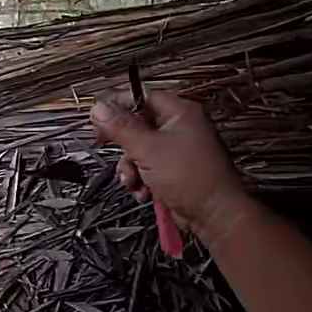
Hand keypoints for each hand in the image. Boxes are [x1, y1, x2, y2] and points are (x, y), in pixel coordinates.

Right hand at [89, 89, 250, 240]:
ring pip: (140, 150)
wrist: (213, 213)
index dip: (118, 106)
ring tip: (132, 181)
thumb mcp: (148, 149)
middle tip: (107, 147)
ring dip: (130, 167)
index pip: (142, 98)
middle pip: (138, 126)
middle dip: (124, 146)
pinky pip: (148, 168)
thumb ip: (121, 127)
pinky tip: (142, 192)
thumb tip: (98, 107)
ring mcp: (177, 150)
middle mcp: (179, 127)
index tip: (98, 118)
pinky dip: (141, 179)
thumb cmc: (188, 176)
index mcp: (179, 112)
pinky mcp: (174, 170)